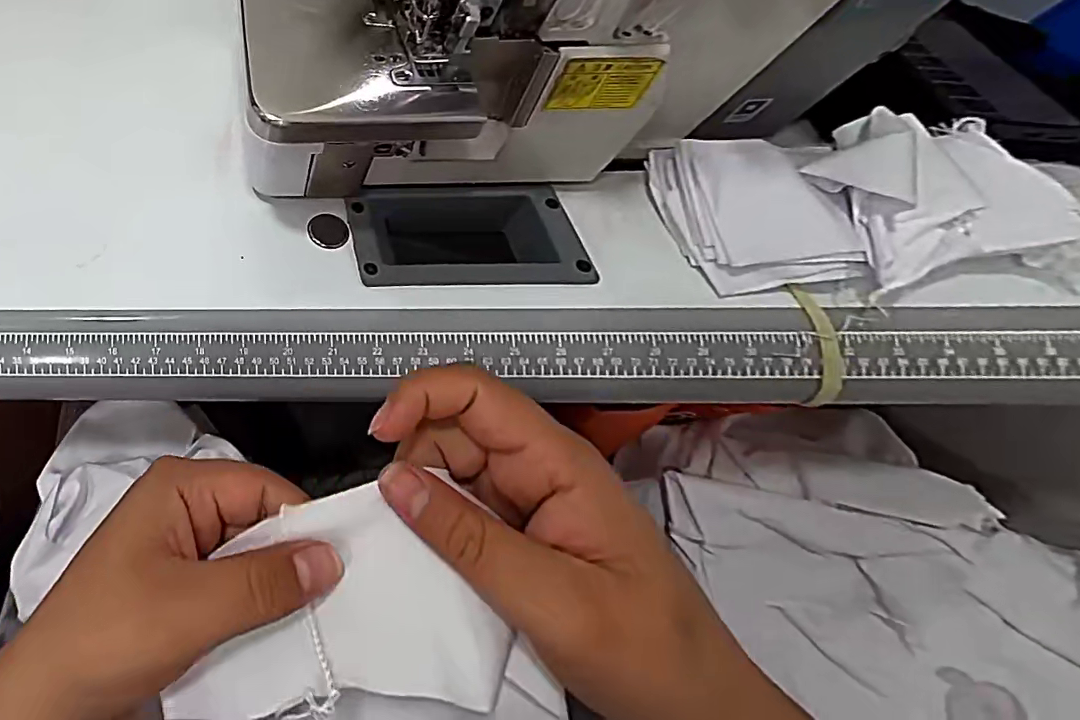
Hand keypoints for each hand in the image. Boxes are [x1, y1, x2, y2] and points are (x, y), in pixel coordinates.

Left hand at [0, 456, 344, 719]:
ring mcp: (177, 542)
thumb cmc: (97, 633)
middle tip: (320, 596)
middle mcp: (178, 505)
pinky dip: (250, 602)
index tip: (337, 559)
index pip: (261, 486)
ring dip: (268, 584)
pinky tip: (260, 627)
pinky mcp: (177, 578)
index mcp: (177, 486)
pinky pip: (229, 579)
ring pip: (246, 551)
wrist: (50, 691)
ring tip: (289, 617)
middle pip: (256, 517)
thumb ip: (263, 582)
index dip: (301, 520)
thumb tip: (320, 559)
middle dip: (287, 556)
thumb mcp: (193, 607)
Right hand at [370, 366, 808, 719]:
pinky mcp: (511, 520)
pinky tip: (434, 548)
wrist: (697, 709)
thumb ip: (469, 540)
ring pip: (446, 460)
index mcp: (556, 460)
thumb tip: (395, 482)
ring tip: (422, 541)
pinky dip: (431, 515)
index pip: (474, 391)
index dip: (420, 395)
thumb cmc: (655, 654)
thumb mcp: (556, 603)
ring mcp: (523, 491)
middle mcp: (535, 464)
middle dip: (413, 455)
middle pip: (450, 423)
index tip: (381, 431)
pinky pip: (454, 497)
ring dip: (419, 489)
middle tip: (399, 510)